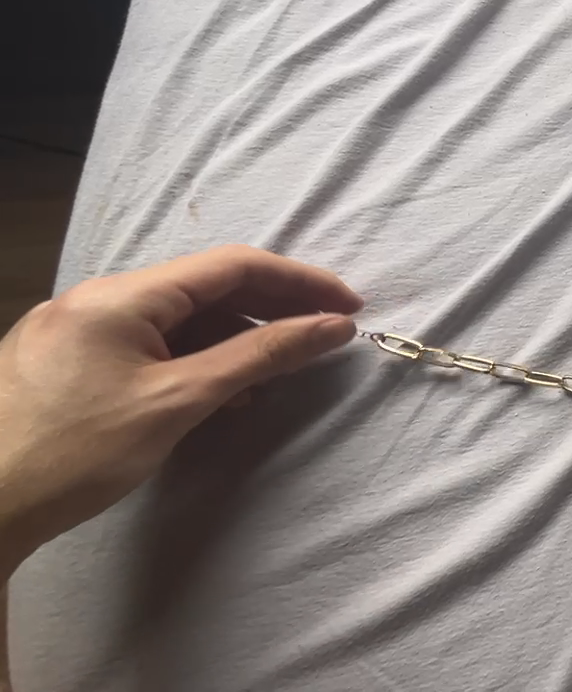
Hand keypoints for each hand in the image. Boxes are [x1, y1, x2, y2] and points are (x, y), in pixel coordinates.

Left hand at [0, 245, 362, 570]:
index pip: (234, 266)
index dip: (302, 281)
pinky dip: (206, 353)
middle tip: (330, 329)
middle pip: (212, 285)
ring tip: (280, 368)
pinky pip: (159, 339)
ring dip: (244, 334)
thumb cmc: (74, 454)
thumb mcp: (184, 398)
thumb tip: (338, 325)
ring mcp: (79, 330)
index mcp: (117, 298)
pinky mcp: (73, 359)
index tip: (349, 306)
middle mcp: (95, 301)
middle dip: (278, 306)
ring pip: (189, 314)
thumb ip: (266, 353)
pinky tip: (228, 387)